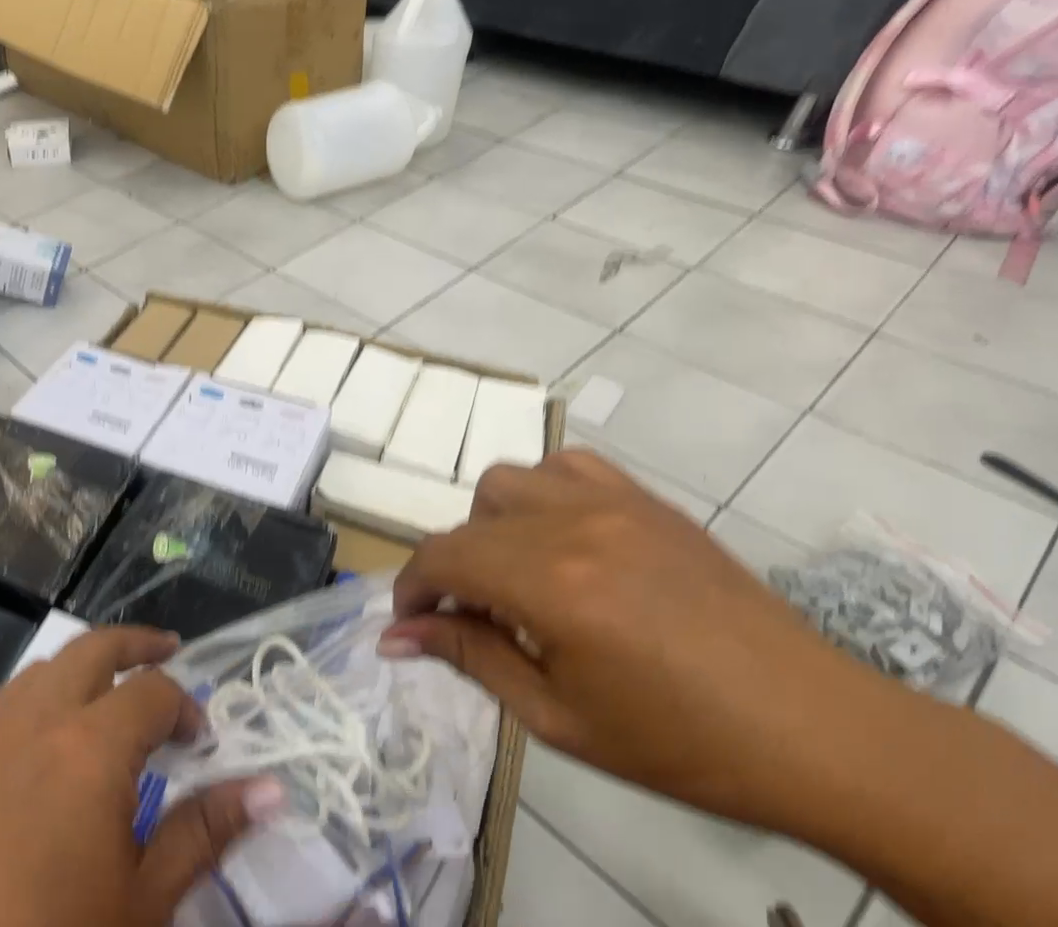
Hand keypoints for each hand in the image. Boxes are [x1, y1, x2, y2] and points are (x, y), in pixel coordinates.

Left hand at [0, 628, 284, 926]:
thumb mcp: (144, 899)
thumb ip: (203, 831)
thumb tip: (270, 789)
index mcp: (88, 748)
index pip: (150, 692)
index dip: (185, 706)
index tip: (202, 742)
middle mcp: (32, 721)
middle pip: (89, 651)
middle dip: (134, 644)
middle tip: (167, 651)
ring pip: (41, 670)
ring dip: (82, 667)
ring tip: (110, 695)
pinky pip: (3, 704)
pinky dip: (38, 697)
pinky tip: (48, 743)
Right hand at [379, 450, 868, 827]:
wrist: (818, 733)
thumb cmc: (680, 744)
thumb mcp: (557, 717)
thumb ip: (470, 657)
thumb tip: (394, 636)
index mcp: (551, 585)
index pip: (442, 556)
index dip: (411, 587)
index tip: (413, 624)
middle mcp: (577, 527)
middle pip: (470, 521)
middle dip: (449, 568)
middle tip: (471, 619)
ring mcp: (620, 505)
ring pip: (512, 480)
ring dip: (491, 523)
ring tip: (516, 576)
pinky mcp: (654, 504)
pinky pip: (570, 467)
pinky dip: (543, 494)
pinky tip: (561, 539)